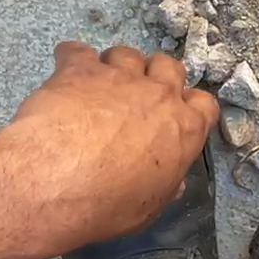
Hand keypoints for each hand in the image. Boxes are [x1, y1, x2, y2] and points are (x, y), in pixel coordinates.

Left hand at [0, 42, 218, 253]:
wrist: (53, 184)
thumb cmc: (107, 205)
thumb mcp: (150, 207)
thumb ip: (166, 185)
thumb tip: (174, 183)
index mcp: (185, 128)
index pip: (205, 103)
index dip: (190, 107)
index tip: (176, 115)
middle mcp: (159, 95)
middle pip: (169, 66)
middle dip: (157, 76)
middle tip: (138, 95)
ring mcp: (120, 78)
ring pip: (127, 53)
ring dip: (117, 66)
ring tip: (99, 84)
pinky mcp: (79, 70)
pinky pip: (77, 50)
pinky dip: (72, 59)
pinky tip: (64, 73)